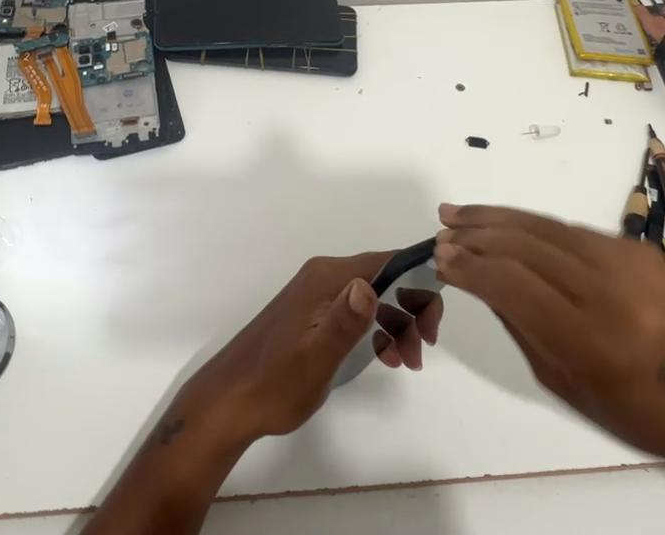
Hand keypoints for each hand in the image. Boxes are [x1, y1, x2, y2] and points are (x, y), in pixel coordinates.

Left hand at [175, 251, 443, 448]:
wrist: (231, 401)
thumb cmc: (276, 383)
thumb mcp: (316, 358)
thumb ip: (344, 321)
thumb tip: (368, 285)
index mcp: (326, 278)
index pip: (387, 263)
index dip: (418, 285)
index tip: (432, 325)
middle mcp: (323, 276)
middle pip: (384, 277)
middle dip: (411, 310)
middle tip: (420, 353)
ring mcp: (317, 294)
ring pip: (374, 295)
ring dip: (398, 323)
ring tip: (405, 362)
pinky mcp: (314, 312)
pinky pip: (357, 310)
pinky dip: (377, 329)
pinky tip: (383, 356)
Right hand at [434, 203, 664, 462]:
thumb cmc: (637, 408)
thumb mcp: (563, 380)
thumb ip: (519, 322)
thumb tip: (478, 278)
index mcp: (589, 337)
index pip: (511, 283)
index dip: (469, 267)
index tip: (440, 260)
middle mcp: (609, 291)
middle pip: (524, 245)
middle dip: (476, 236)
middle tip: (443, 231)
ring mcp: (628, 263)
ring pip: (546, 226)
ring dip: (497, 218)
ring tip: (460, 215)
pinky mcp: (638, 249)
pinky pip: (572, 231)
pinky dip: (534, 228)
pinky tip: (508, 227)